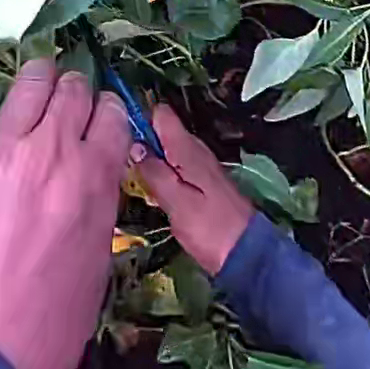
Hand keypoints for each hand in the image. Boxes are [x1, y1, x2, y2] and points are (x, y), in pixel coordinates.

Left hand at [0, 40, 131, 368]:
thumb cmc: (49, 318)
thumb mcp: (99, 255)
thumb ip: (101, 194)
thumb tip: (99, 158)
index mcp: (94, 177)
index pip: (113, 113)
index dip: (109, 114)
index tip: (101, 122)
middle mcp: (52, 151)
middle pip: (74, 90)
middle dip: (77, 96)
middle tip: (69, 112)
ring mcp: (2, 150)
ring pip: (31, 81)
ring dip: (41, 78)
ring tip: (38, 86)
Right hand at [132, 105, 254, 274]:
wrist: (249, 255)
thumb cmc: (209, 228)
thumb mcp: (176, 202)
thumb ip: (154, 172)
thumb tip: (134, 146)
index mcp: (187, 148)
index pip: (161, 113)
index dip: (140, 117)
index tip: (120, 134)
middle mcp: (195, 149)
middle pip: (162, 130)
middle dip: (142, 141)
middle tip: (122, 163)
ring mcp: (201, 165)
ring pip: (168, 149)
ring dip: (152, 160)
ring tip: (133, 178)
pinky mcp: (204, 182)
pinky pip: (177, 166)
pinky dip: (164, 173)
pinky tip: (154, 192)